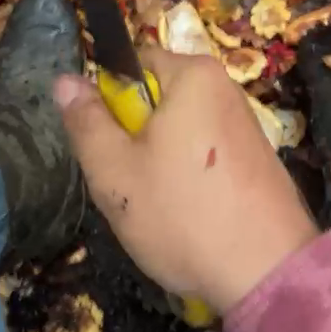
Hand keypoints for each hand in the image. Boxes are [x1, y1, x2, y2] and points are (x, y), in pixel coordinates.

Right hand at [54, 49, 319, 313]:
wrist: (265, 268)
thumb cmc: (183, 212)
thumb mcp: (116, 172)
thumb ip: (86, 122)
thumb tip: (65, 80)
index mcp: (194, 73)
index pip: (135, 62)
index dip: (110, 99)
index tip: (106, 142)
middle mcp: (224, 85)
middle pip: (159, 97)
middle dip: (137, 134)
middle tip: (129, 180)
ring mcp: (244, 119)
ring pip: (181, 128)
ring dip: (162, 158)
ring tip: (160, 203)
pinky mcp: (256, 153)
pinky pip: (206, 149)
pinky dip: (190, 174)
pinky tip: (189, 212)